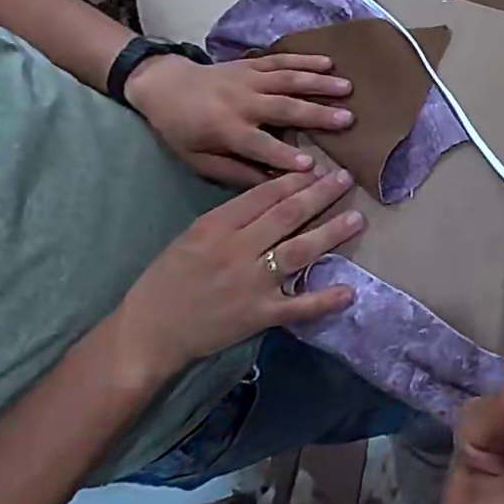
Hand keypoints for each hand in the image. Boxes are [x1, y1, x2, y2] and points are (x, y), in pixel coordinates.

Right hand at [106, 168, 362, 381]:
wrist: (145, 335)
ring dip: (331, 233)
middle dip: (321, 194)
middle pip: (287, 216)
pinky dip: (324, 299)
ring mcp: (250, 284)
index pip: (263, 196)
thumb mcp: (193, 238)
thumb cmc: (169, 280)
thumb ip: (233, 217)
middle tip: (347, 179)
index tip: (321, 167)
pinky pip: (298, 305)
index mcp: (214, 228)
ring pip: (299, 251)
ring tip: (358, 218)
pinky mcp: (258, 315)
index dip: (296, 179)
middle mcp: (235, 251)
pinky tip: (349, 291)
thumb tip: (279, 193)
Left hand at [126, 53, 355, 186]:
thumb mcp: (198, 159)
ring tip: (348, 88)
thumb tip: (274, 183)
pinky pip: (281, 60)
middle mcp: (240, 102)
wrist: (162, 85)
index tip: (312, 167)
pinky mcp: (252, 64)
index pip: (258, 145)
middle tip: (348, 119)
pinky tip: (330, 63)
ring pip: (288, 80)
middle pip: (283, 108)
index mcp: (225, 129)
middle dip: (317, 114)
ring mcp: (248, 79)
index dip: (283, 155)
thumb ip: (235, 172)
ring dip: (319, 84)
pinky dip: (306, 60)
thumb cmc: (183, 129)